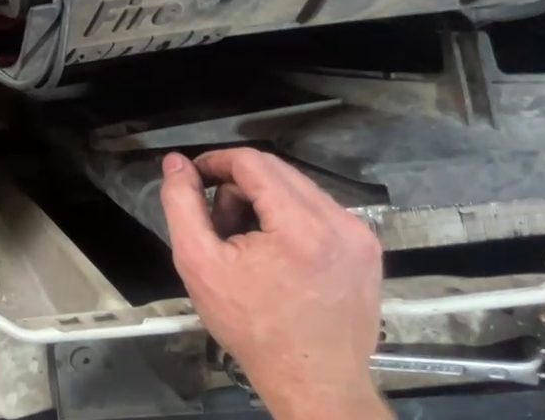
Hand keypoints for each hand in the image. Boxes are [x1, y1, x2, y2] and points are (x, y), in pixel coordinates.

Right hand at [160, 148, 387, 419]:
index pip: (251, 161)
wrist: (314, 382)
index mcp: (301, 225)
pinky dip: (288, 216)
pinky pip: (318, 209)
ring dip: (262, 199)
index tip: (193, 181)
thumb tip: (176, 163)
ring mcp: (361, 238)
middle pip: (275, 169)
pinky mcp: (368, 251)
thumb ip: (181, 203)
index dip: (214, 162)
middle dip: (236, 182)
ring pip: (296, 187)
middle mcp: (340, 224)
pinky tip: (273, 250)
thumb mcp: (198, 261)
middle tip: (216, 219)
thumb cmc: (252, 326)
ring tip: (244, 240)